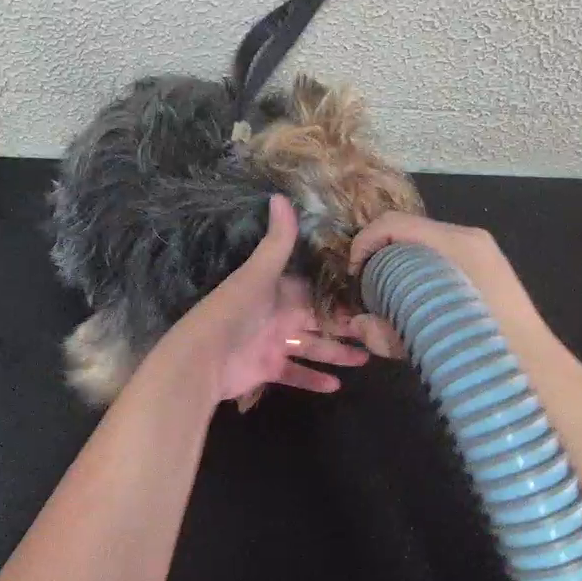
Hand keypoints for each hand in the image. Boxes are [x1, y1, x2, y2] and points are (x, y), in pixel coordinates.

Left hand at [166, 195, 369, 402]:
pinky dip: (313, 379)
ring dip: (336, 352)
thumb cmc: (233, 311)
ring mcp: (272, 343)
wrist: (202, 357)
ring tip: (367, 356)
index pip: (313, 287)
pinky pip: (295, 374)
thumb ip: (277, 242)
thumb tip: (280, 195)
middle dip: (344, 322)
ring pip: (312, 347)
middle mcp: (277, 315)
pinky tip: (337, 385)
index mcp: (277, 290)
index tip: (370, 290)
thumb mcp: (258, 273)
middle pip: (317, 318)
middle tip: (379, 327)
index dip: (338, 289)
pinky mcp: (268, 369)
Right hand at [347, 212, 541, 336]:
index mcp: (453, 244)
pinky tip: (418, 299)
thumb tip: (355, 326)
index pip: (393, 223)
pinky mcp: (489, 266)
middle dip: (380, 251)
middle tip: (367, 284)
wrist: (534, 371)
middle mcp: (469, 238)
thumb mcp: (419, 341)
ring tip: (390, 293)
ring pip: (426, 242)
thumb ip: (382, 332)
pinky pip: (443, 255)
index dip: (363, 242)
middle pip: (409, 229)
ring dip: (401, 261)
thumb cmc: (476, 350)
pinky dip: (421, 269)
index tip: (353, 273)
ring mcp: (482, 250)